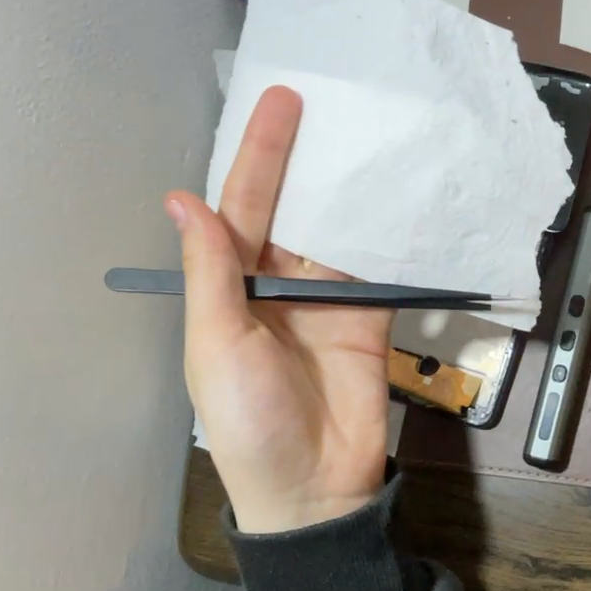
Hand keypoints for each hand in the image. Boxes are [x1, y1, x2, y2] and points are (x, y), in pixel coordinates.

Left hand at [171, 86, 392, 533]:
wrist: (313, 487)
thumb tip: (185, 199)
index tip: (281, 104)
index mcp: (230, 289)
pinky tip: (405, 207)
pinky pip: (382, 275)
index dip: (258, 157)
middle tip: (334, 106)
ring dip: (354, 197)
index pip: (241, 208)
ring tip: (375, 144)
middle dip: (307, 162)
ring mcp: (329, 305)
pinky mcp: (372, 325)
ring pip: (340, 237)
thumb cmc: (248, 422)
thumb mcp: (216, 347)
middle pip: (293, 212)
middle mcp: (278, 288)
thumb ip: (212, 275)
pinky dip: (393, 246)